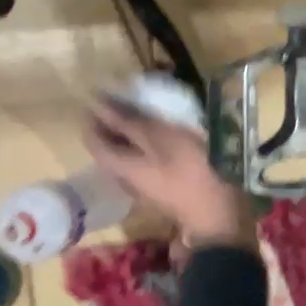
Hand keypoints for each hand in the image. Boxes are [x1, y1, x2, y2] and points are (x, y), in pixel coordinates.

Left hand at [84, 100, 251, 249]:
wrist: (214, 209)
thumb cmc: (185, 167)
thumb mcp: (157, 136)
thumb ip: (127, 121)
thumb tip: (97, 105)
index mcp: (116, 164)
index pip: (91, 137)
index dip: (96, 115)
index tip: (109, 96)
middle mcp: (121, 178)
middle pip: (108, 148)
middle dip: (115, 124)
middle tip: (131, 102)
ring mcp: (140, 187)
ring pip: (127, 156)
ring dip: (133, 136)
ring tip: (151, 117)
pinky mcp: (158, 190)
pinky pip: (143, 163)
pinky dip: (148, 147)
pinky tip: (166, 139)